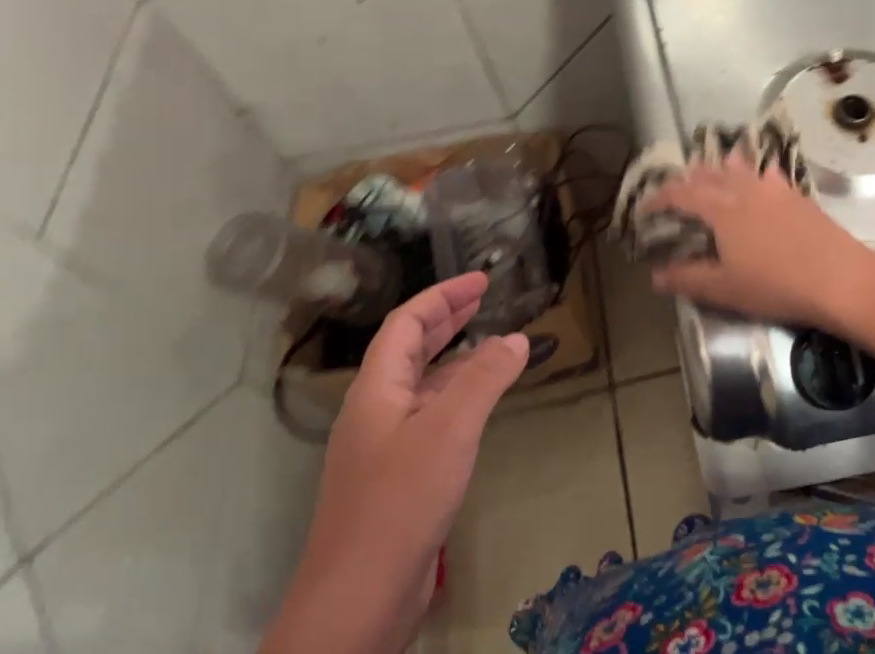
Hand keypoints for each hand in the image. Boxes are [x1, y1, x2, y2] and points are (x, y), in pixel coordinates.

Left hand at [264, 273, 527, 653]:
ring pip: (420, 386)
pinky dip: (456, 399)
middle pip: (409, 351)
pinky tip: (480, 407)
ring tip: (493, 345)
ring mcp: (383, 446)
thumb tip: (516, 338)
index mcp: (376, 390)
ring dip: (454, 360)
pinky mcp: (397, 478)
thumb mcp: (449, 430)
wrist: (358, 594)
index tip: (481, 280)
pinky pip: (429, 419)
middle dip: (446, 320)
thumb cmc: (400, 500)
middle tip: (485, 299)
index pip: (406, 325)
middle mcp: (374, 411)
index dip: (442, 297)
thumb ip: (484, 379)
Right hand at [642, 151, 874, 334]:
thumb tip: (655, 275)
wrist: (840, 278)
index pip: (681, 194)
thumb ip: (688, 279)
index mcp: (721, 209)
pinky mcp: (799, 197)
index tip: (644, 209)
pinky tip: (761, 181)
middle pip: (711, 175)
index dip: (659, 199)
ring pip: (741, 170)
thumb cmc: (776, 285)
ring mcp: (776, 190)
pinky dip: (755, 174)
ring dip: (722, 169)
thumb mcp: (725, 289)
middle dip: (689, 180)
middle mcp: (746, 190)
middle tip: (676, 190)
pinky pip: (768, 176)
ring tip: (713, 171)